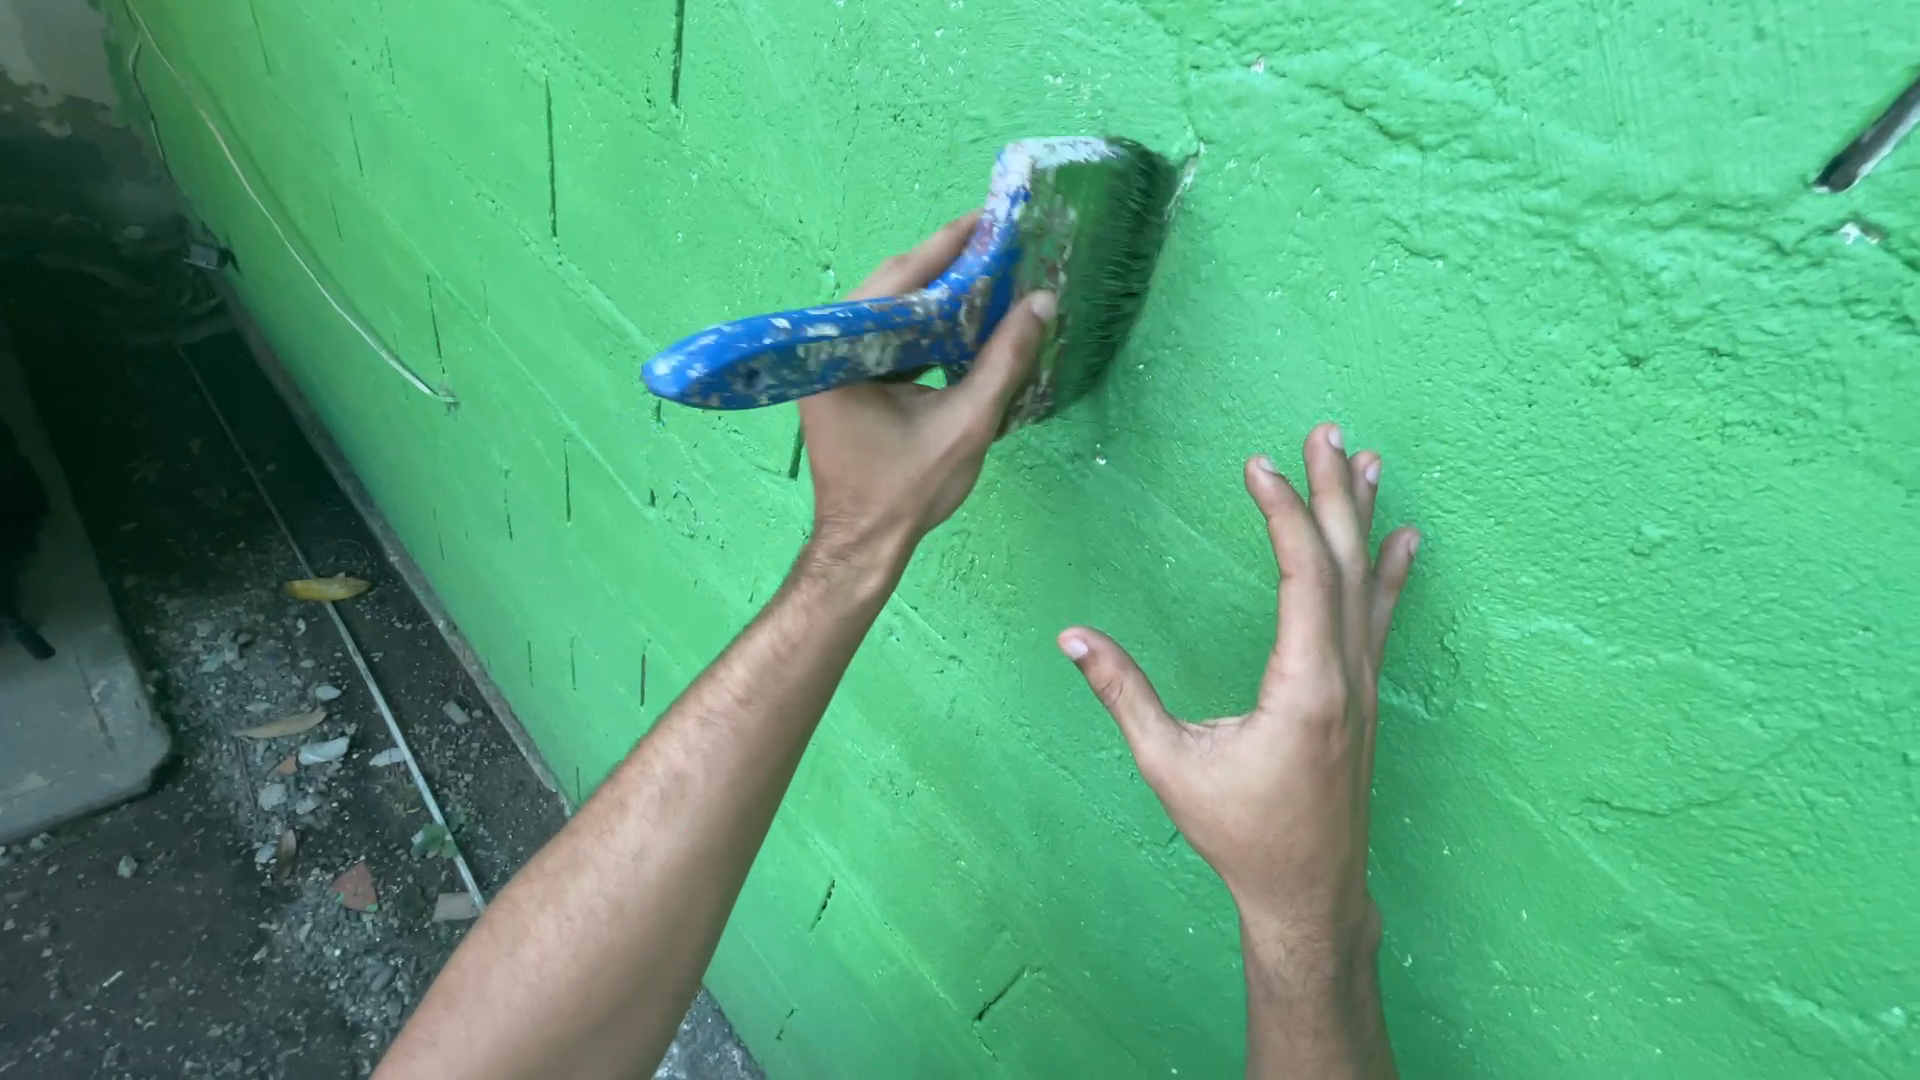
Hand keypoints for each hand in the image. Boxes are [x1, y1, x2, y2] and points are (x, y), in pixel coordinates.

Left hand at [799, 214, 1054, 580]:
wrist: (864, 546)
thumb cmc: (907, 492)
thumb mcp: (965, 425)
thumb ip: (1003, 362)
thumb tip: (1042, 303)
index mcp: (838, 355)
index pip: (898, 282)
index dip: (947, 247)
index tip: (989, 219)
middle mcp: (823, 351)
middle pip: (890, 291)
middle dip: (944, 267)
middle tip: (994, 246)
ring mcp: (829, 368)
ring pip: (887, 314)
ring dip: (934, 299)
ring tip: (984, 278)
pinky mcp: (841, 383)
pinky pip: (885, 341)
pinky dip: (921, 331)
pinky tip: (958, 325)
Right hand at [1058, 424, 1418, 945]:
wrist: (1308, 891)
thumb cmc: (1237, 832)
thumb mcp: (1168, 764)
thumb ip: (1122, 694)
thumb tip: (1072, 638)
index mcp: (1304, 686)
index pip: (1303, 575)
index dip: (1283, 512)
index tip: (1259, 465)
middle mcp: (1346, 675)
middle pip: (1345, 564)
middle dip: (1333, 493)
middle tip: (1327, 432)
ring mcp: (1363, 684)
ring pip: (1370, 584)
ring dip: (1364, 519)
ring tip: (1367, 462)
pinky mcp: (1363, 695)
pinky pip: (1381, 618)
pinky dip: (1392, 573)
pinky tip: (1406, 541)